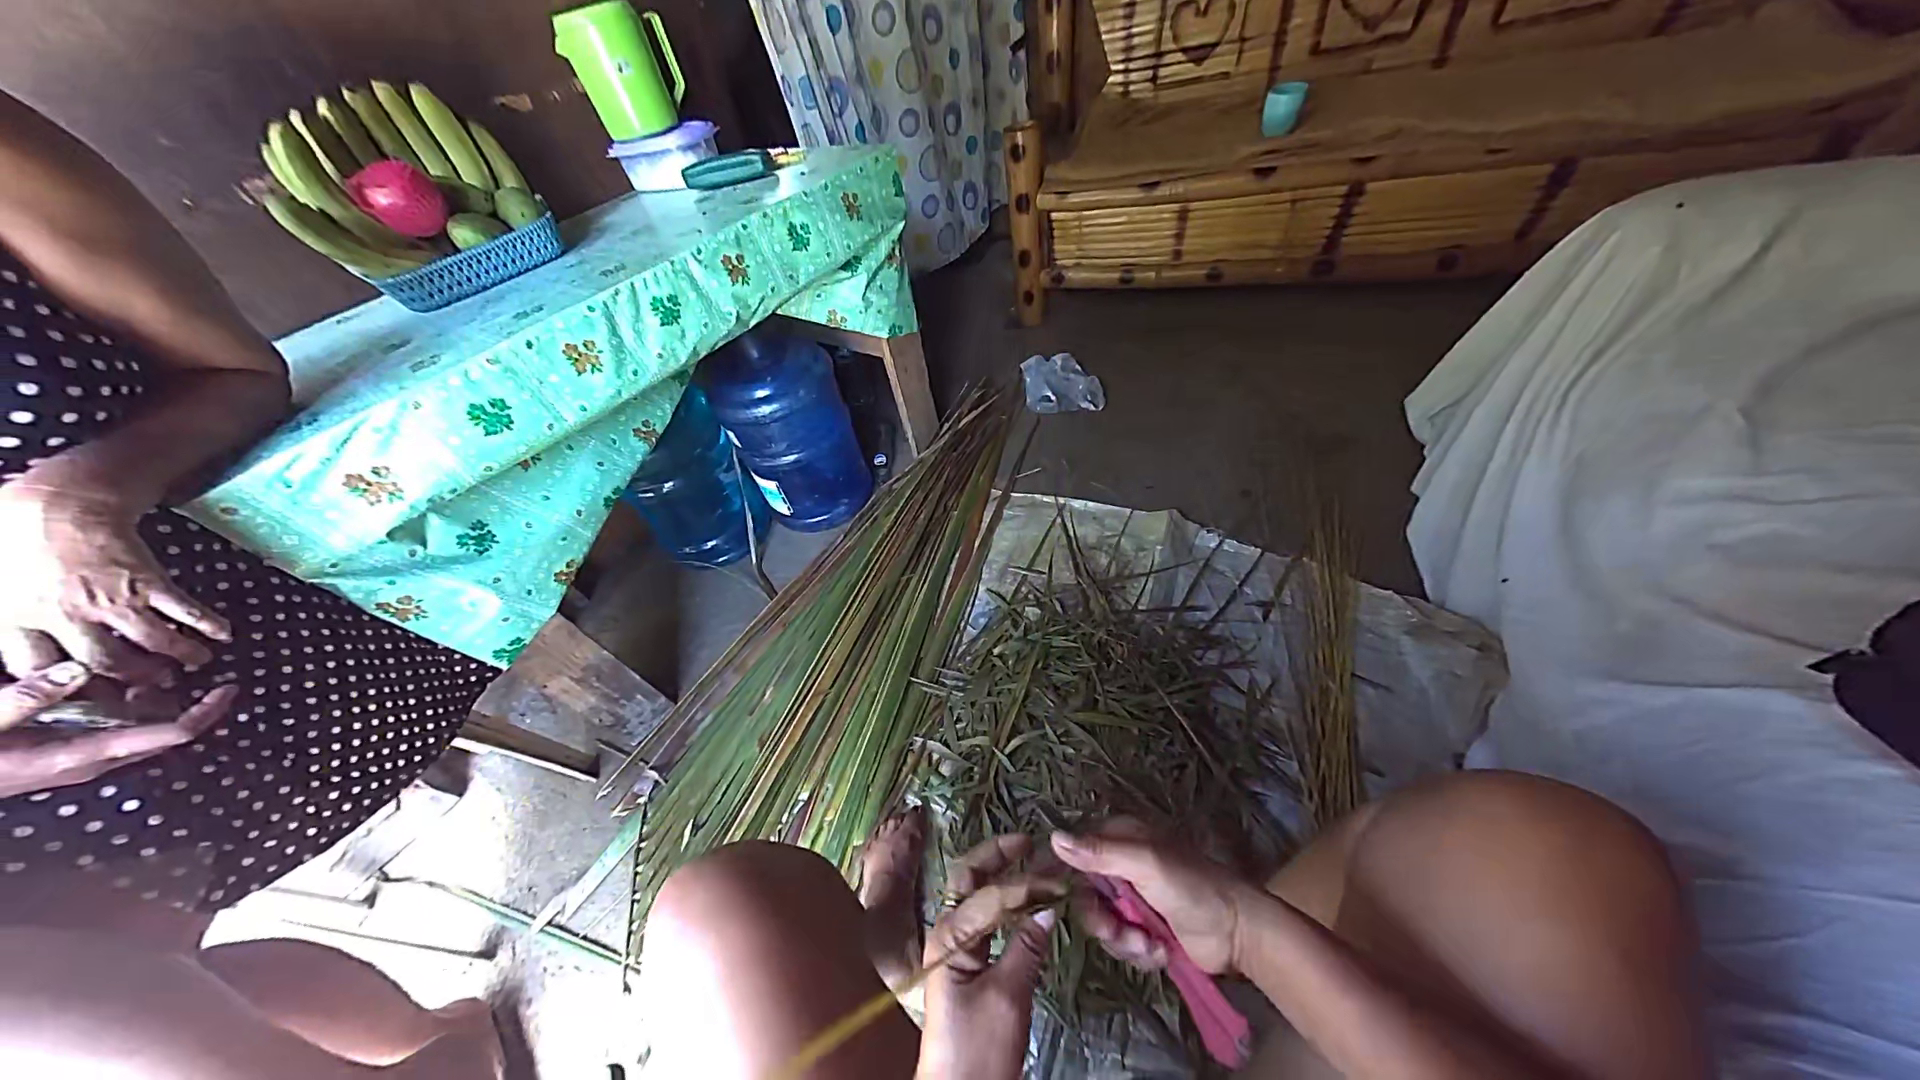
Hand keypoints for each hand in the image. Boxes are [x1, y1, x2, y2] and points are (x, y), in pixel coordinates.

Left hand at [0, 482, 228, 682]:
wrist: (58, 502)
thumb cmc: (11, 537)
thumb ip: (3, 617)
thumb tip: (17, 646)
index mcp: (13, 619)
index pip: (36, 669)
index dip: (61, 688)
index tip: (84, 695)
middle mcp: (65, 617)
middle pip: (103, 663)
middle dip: (131, 680)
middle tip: (151, 688)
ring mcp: (112, 600)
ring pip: (151, 642)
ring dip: (179, 656)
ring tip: (196, 663)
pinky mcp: (149, 582)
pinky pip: (185, 611)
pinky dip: (208, 625)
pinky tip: (222, 634)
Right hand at [0, 660, 236, 797]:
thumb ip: (23, 700)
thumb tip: (75, 670)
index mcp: (81, 755)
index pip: (170, 734)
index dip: (208, 711)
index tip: (232, 687)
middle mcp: (88, 762)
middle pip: (161, 732)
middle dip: (188, 703)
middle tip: (197, 670)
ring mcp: (72, 763)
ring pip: (134, 731)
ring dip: (152, 704)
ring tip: (159, 671)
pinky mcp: (54, 759)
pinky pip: (103, 733)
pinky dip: (118, 710)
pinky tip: (108, 687)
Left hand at [916, 834, 1064, 1079]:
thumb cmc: (979, 1050)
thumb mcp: (1007, 998)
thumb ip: (1027, 948)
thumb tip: (1050, 907)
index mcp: (949, 936)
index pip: (989, 894)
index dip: (1025, 884)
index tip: (1059, 882)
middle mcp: (946, 932)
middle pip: (968, 878)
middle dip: (996, 855)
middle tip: (1028, 841)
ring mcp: (953, 946)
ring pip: (975, 894)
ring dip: (1002, 874)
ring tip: (1031, 860)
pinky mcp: (964, 963)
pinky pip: (983, 917)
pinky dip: (1004, 901)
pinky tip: (1025, 899)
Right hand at [1051, 821, 1252, 974]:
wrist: (1238, 933)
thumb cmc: (1193, 888)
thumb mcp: (1146, 865)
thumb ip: (1101, 853)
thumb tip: (1053, 838)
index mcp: (1119, 838)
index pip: (1075, 852)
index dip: (1065, 877)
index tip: (1060, 900)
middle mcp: (1120, 864)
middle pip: (1085, 895)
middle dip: (1103, 921)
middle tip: (1122, 933)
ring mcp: (1132, 897)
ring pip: (1102, 923)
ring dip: (1124, 940)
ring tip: (1151, 946)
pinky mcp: (1143, 926)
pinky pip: (1121, 942)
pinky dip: (1139, 951)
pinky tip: (1161, 951)